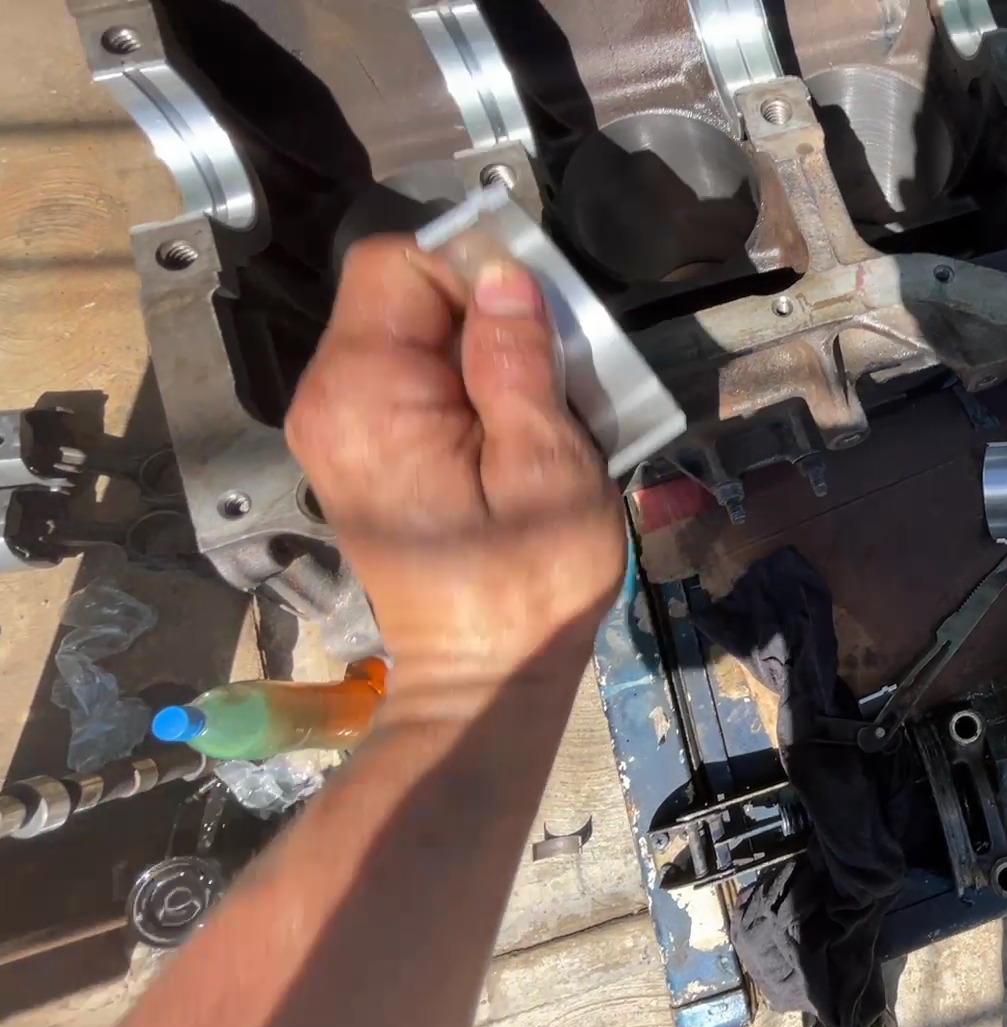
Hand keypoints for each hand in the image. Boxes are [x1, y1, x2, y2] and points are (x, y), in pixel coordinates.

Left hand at [285, 238, 624, 694]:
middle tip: (562, 376)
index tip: (544, 323)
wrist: (490, 671)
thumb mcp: (546, 465)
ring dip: (494, 361)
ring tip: (549, 413)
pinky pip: (422, 389)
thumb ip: (519, 364)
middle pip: (406, 302)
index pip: (398, 266)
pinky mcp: (373, 458)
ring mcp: (348, 432)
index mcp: (368, 394)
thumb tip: (505, 275)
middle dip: (491, 320)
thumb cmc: (531, 576)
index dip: (476, 273)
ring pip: (421, 345)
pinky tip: (520, 437)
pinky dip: (479, 394)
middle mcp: (335, 400)